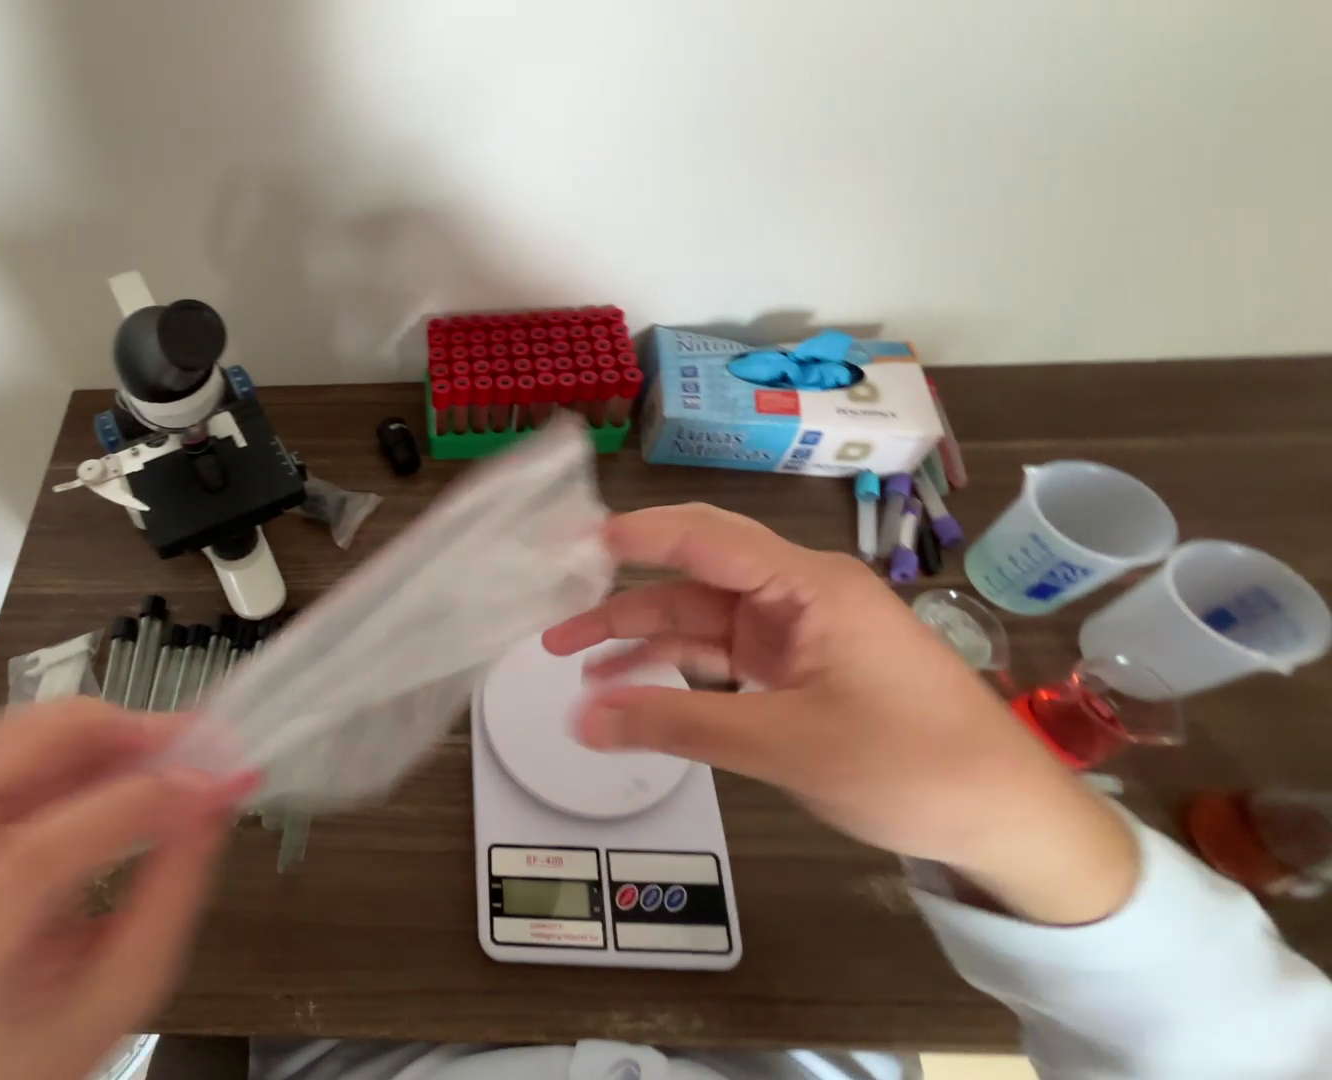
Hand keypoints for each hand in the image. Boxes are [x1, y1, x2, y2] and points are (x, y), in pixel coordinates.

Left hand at [0, 699, 253, 1079]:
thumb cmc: (56, 1035)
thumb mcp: (132, 984)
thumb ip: (175, 889)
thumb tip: (212, 799)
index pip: (35, 858)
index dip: (129, 805)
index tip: (206, 784)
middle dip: (76, 735)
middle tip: (160, 734)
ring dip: (64, 727)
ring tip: (140, 737)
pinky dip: (55, 736)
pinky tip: (110, 751)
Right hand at [544, 503, 1138, 925]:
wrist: (1009, 823)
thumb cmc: (910, 766)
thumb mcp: (782, 744)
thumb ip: (674, 724)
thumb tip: (580, 719)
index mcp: (806, 585)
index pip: (702, 539)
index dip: (633, 535)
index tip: (568, 542)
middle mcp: (795, 595)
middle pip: (689, 579)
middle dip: (620, 596)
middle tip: (553, 609)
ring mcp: (794, 633)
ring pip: (697, 620)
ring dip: (638, 639)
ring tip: (571, 659)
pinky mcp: (793, 668)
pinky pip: (717, 657)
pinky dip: (672, 672)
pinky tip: (627, 690)